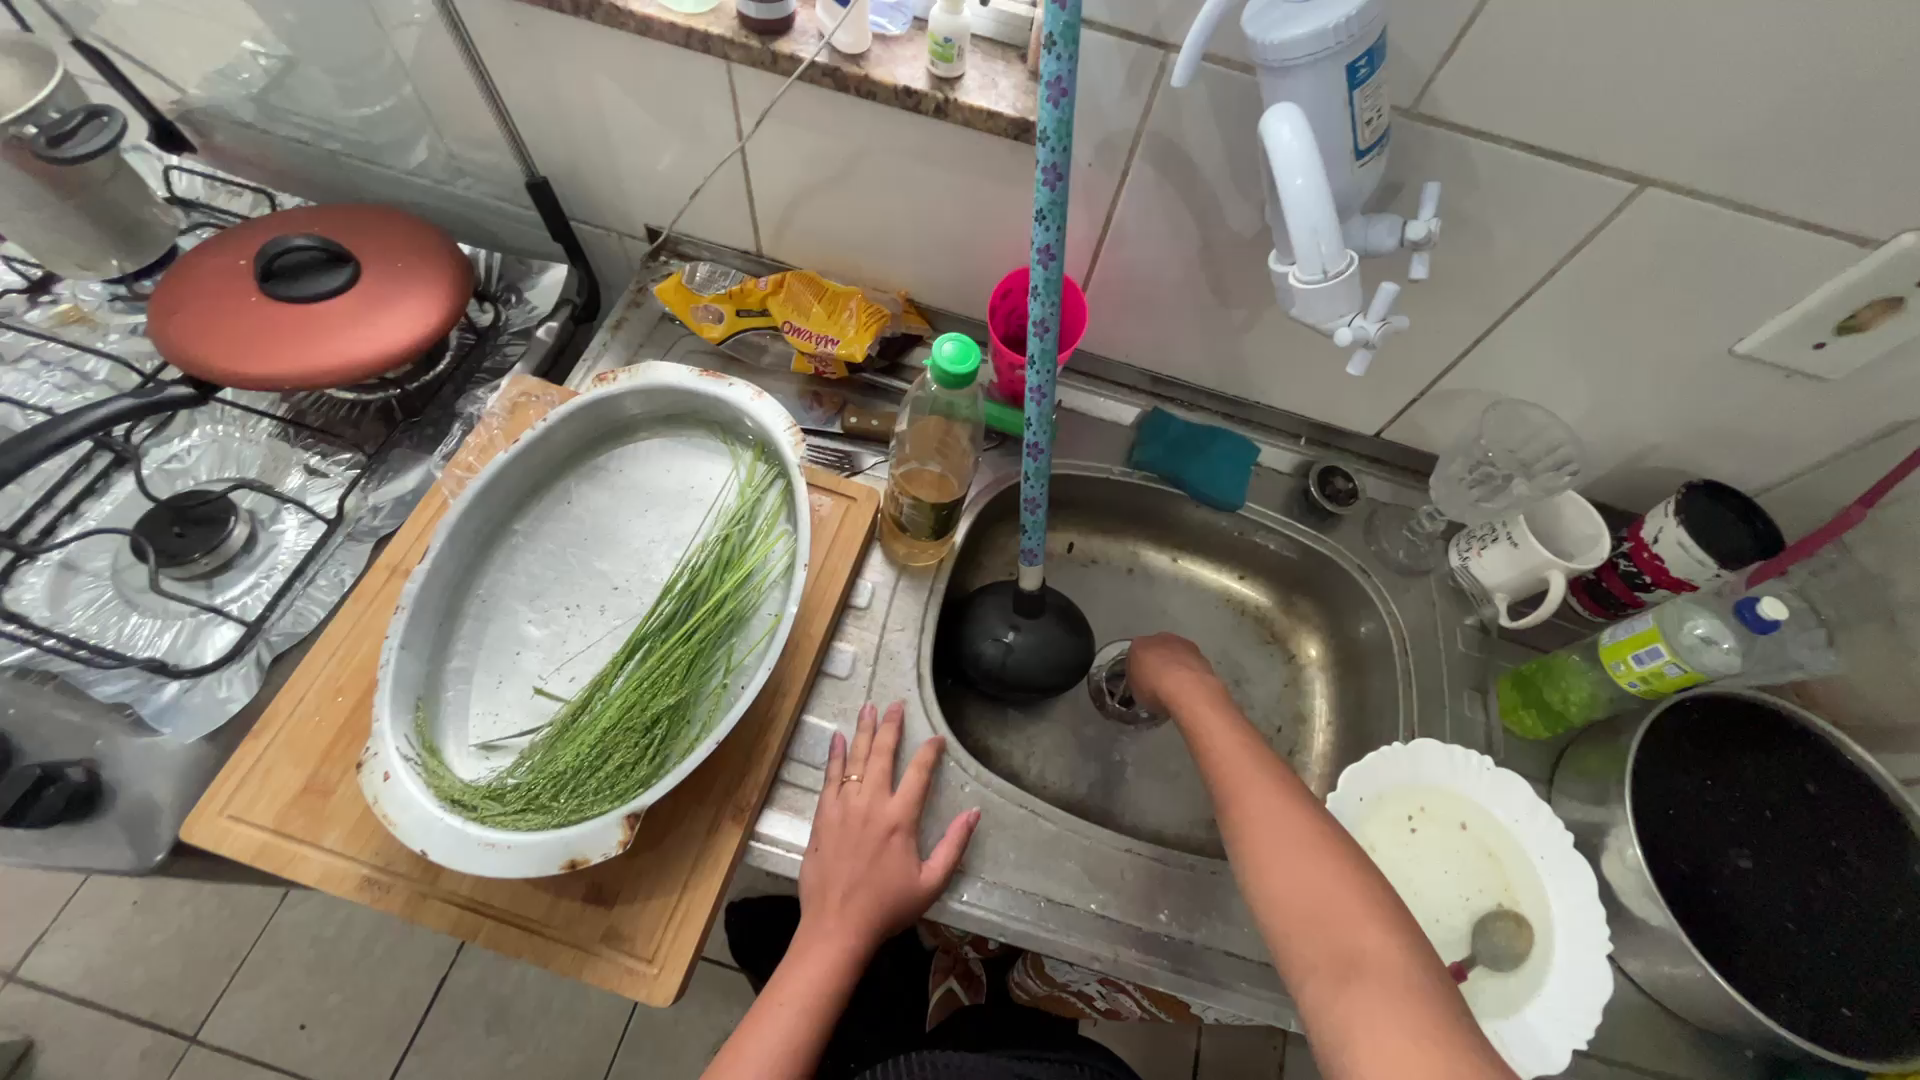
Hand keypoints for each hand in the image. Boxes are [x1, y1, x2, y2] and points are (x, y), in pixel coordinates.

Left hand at [798, 702, 979, 957]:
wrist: (837, 928)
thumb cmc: (887, 908)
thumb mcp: (931, 883)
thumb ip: (954, 845)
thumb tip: (974, 813)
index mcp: (900, 819)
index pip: (919, 773)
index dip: (930, 752)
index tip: (937, 737)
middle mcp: (871, 805)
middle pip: (883, 755)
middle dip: (891, 727)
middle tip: (895, 704)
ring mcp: (843, 808)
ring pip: (855, 760)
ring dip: (864, 732)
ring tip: (868, 708)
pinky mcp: (822, 817)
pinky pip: (829, 778)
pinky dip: (834, 756)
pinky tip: (838, 738)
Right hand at [1125, 633, 1222, 714]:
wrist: (1187, 689)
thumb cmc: (1154, 690)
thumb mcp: (1135, 691)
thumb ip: (1137, 681)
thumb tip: (1142, 682)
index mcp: (1138, 645)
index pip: (1134, 655)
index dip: (1137, 669)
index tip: (1141, 682)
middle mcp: (1159, 638)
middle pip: (1156, 650)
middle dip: (1157, 663)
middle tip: (1158, 683)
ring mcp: (1182, 643)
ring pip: (1175, 654)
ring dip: (1175, 665)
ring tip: (1177, 687)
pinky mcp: (1200, 653)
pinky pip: (1190, 662)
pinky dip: (1189, 671)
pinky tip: (1190, 687)